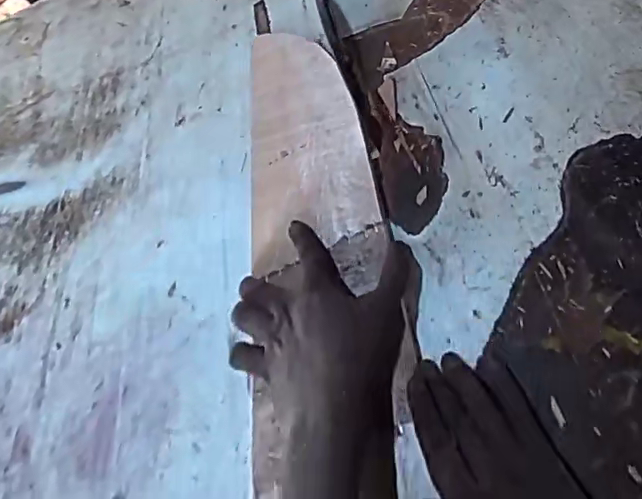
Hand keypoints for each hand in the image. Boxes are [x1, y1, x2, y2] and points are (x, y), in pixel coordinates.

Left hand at [230, 222, 412, 490]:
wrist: (335, 414)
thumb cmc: (363, 356)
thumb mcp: (387, 311)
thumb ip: (395, 275)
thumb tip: (400, 243)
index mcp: (318, 292)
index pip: (310, 256)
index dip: (302, 238)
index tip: (293, 227)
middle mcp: (289, 312)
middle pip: (260, 290)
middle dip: (253, 285)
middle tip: (249, 284)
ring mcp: (274, 343)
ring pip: (244, 319)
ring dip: (243, 314)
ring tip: (242, 312)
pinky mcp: (266, 372)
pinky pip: (243, 358)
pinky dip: (241, 354)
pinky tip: (243, 355)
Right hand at [409, 352, 591, 498]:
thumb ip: (454, 488)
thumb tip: (437, 450)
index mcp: (464, 497)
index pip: (437, 444)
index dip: (422, 409)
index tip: (413, 382)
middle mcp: (488, 470)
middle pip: (457, 420)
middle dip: (438, 389)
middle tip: (426, 363)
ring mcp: (516, 453)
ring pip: (484, 408)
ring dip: (464, 380)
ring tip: (449, 357)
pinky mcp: (541, 446)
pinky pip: (518, 407)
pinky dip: (502, 381)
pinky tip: (489, 361)